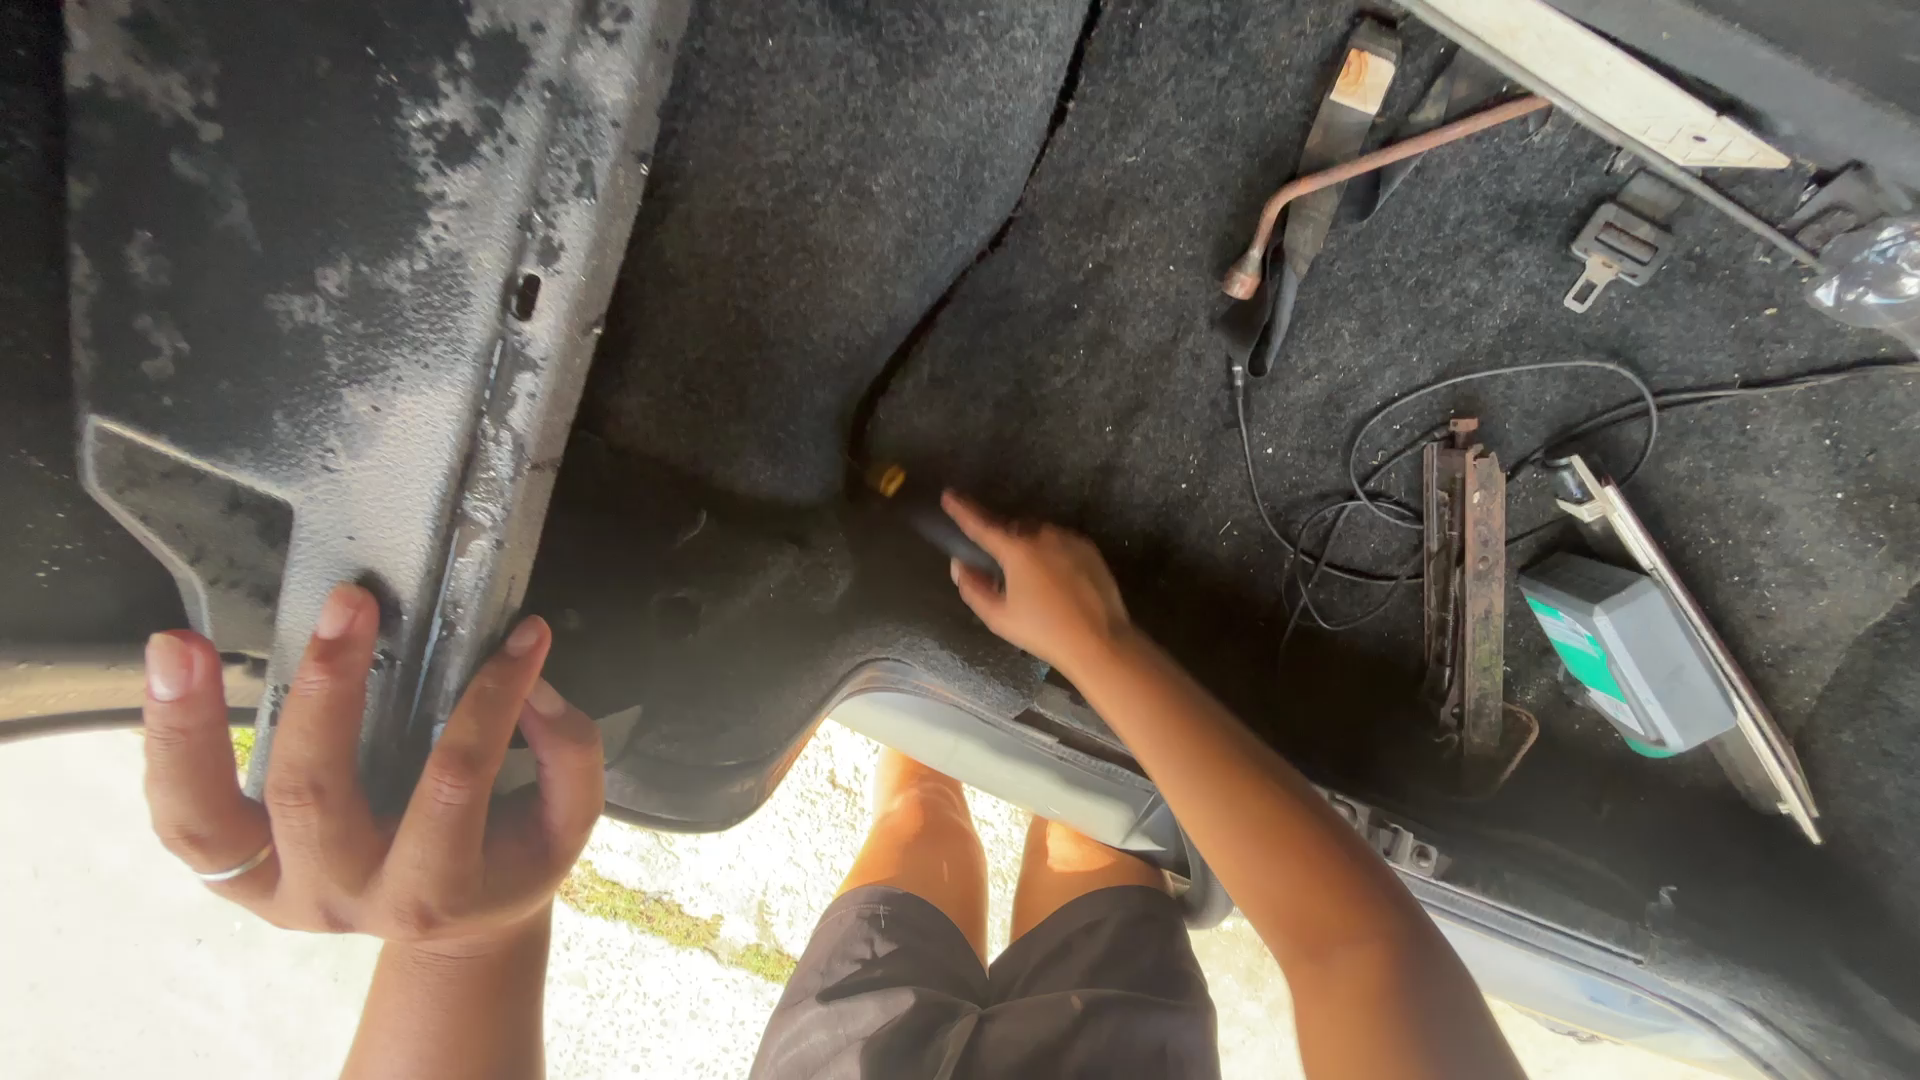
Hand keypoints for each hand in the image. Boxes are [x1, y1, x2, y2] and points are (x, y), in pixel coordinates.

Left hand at [140, 583, 603, 953]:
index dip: (493, 696)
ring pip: (208, 819)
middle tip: (353, 602)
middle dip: (333, 686)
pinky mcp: (238, 877)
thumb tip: (530, 682)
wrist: (457, 927)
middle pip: (318, 790)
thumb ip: (568, 752)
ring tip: (182, 644)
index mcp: (437, 887)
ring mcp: (276, 892)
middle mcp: (344, 897)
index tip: (525, 636)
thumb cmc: (518, 862)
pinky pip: (186, 821)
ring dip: (188, 727)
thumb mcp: (571, 818)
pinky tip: (170, 678)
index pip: (457, 776)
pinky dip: (168, 753)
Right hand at [942, 491, 1132, 673]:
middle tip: (998, 563)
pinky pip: (1059, 541)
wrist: (1099, 639)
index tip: (949, 495)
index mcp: (1017, 550)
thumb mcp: (999, 617)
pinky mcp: (1088, 547)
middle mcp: (1042, 535)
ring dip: (1026, 545)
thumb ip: (973, 587)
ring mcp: (1068, 538)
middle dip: (1001, 538)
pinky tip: (1053, 578)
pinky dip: (1049, 551)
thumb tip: (960, 565)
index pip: (981, 524)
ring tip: (1030, 577)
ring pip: (1037, 533)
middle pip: (1011, 527)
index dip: (962, 509)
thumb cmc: (1044, 631)